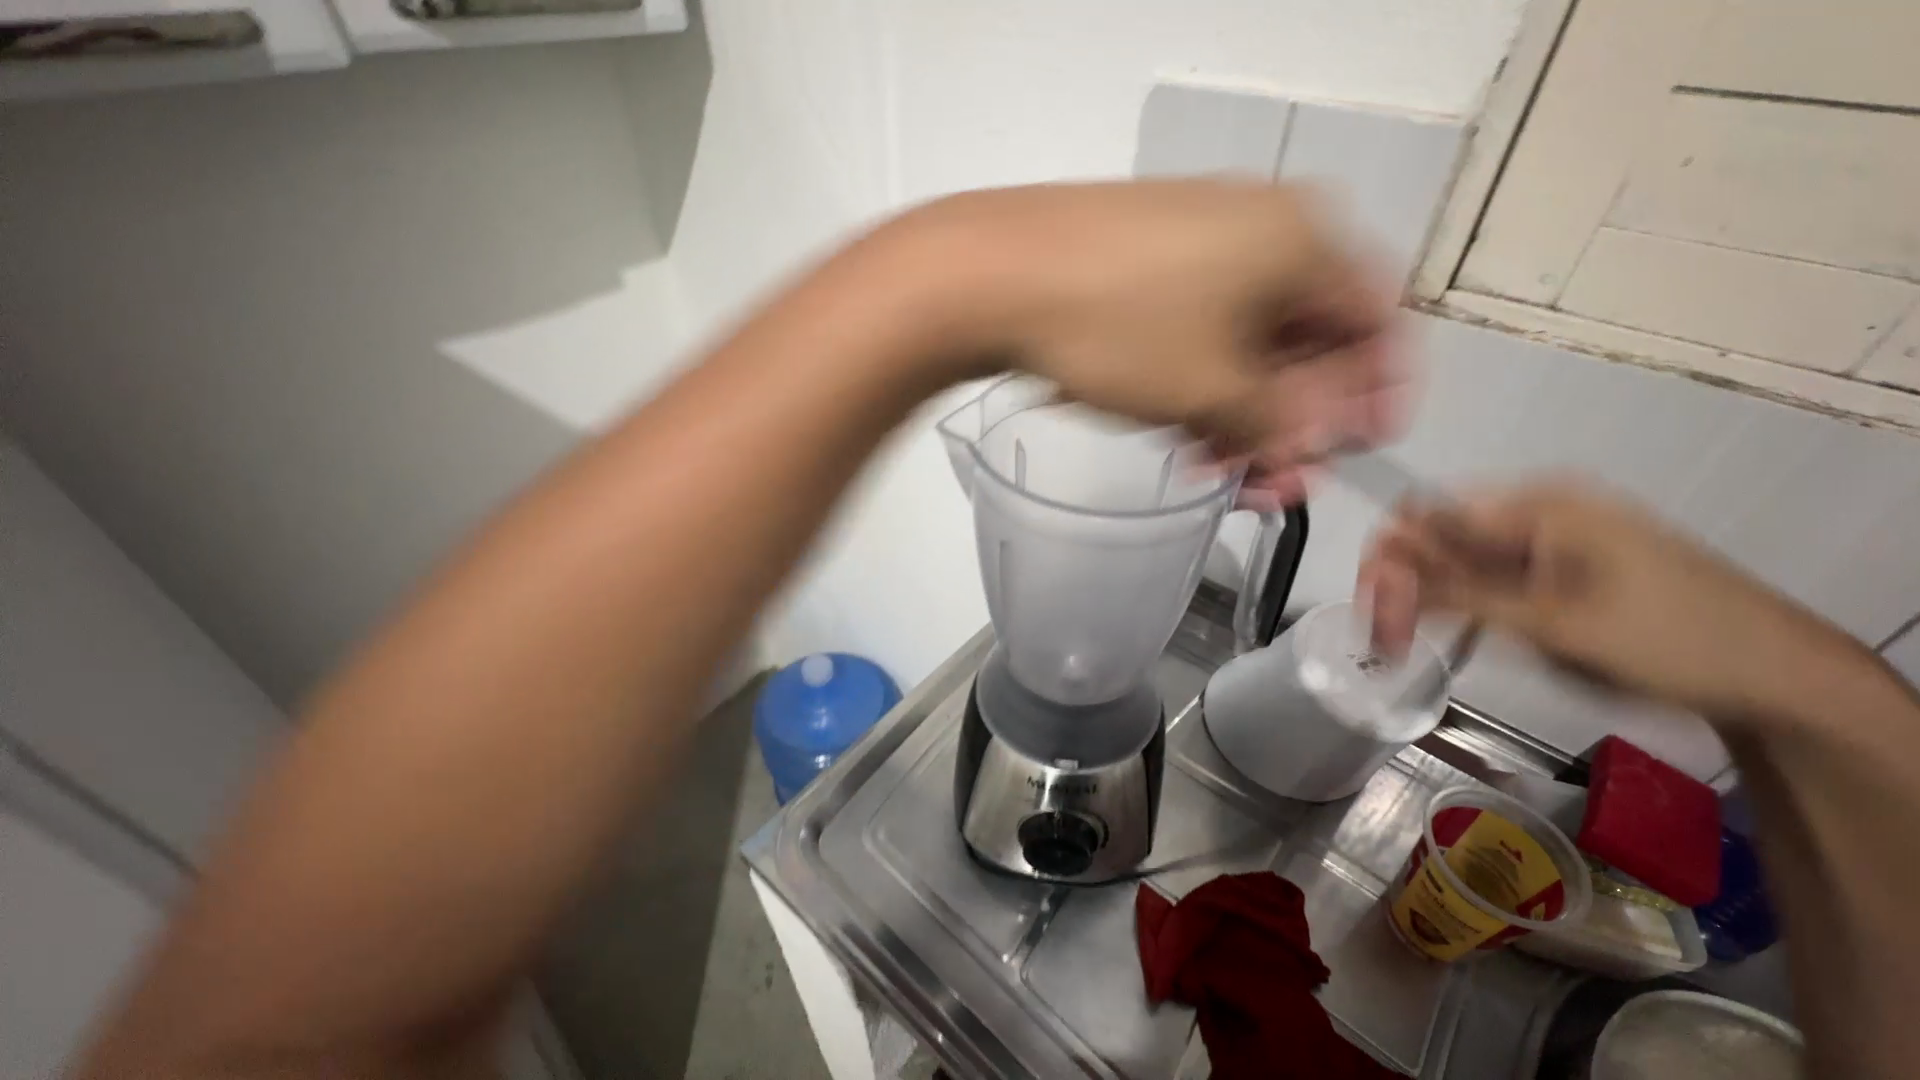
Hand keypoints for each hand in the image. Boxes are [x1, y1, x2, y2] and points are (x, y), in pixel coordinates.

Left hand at [891, 180, 1407, 504]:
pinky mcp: (1151, 253)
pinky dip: (1201, 380)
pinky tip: (1179, 431)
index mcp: (1304, 239)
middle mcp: (1263, 223)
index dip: (1370, 399)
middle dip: (1290, 420)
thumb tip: (1314, 446)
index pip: (1375, 325)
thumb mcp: (1213, 391)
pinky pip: (1202, 324)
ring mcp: (1201, 234)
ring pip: (1249, 338)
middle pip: (1308, 336)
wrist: (992, 275)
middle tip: (1267, 483)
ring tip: (1213, 469)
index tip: (1347, 454)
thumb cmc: (1115, 325)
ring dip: (1241, 411)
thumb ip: (1281, 426)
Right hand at [1358, 480, 1851, 718]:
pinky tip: (1448, 635)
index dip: (1388, 559)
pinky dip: (1460, 607)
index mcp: (1539, 503)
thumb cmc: (1669, 641)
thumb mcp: (1554, 622)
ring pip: (1458, 562)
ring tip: (1405, 647)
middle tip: (1386, 644)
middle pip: (1438, 536)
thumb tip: (1383, 564)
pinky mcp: (1560, 574)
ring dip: (1426, 600)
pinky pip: (1489, 581)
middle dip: (1401, 584)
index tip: (1373, 615)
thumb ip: (1461, 592)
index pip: (1428, 514)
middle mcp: (1538, 511)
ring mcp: (1551, 543)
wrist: (1779, 679)